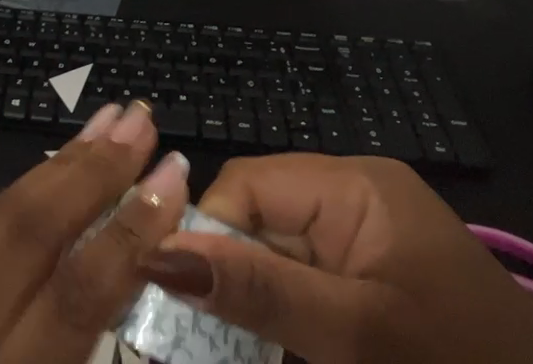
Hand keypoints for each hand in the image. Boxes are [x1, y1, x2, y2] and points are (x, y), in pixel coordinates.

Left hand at [0, 102, 189, 363]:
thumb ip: (79, 355)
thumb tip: (129, 288)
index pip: (73, 294)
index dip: (129, 234)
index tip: (173, 179)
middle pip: (29, 231)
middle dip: (92, 170)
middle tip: (141, 120)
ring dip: (59, 166)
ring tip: (106, 123)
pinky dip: (24, 194)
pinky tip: (50, 177)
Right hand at [137, 155, 532, 363]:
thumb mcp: (356, 334)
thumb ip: (259, 291)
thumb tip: (157, 252)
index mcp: (354, 186)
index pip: (245, 185)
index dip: (208, 236)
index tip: (184, 303)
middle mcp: (355, 198)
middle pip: (256, 220)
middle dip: (228, 277)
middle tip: (207, 339)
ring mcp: (367, 241)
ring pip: (274, 258)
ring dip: (252, 305)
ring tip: (243, 347)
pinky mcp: (376, 281)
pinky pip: (306, 284)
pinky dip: (284, 319)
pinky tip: (279, 348)